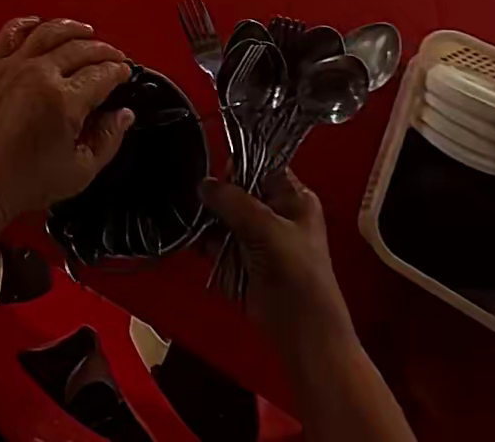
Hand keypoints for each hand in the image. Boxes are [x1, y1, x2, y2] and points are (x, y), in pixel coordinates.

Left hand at [0, 18, 134, 227]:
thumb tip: (123, 115)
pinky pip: (13, 33)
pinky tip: (42, 24)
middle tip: (114, 58)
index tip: (124, 73)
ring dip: (74, 28)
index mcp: (64, 100)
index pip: (102, 73)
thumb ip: (108, 139)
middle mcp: (40, 75)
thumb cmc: (25, 179)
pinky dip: (28, 24)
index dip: (119, 71)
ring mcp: (16, 67)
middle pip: (81, 47)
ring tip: (88, 33)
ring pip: (51, 31)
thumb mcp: (81, 170)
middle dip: (104, 50)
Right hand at [199, 171, 355, 348]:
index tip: (219, 169)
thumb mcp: (268, 228)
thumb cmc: (299, 275)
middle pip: (237, 188)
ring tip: (195, 216)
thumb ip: (234, 202)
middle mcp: (273, 212)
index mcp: (293, 197)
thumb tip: (205, 184)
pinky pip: (214, 240)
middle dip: (218, 192)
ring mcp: (254, 236)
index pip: (262, 165)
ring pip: (222, 213)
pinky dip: (202, 239)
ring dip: (207, 216)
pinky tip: (192, 237)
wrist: (302, 332)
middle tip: (202, 195)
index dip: (240, 163)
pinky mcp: (238, 259)